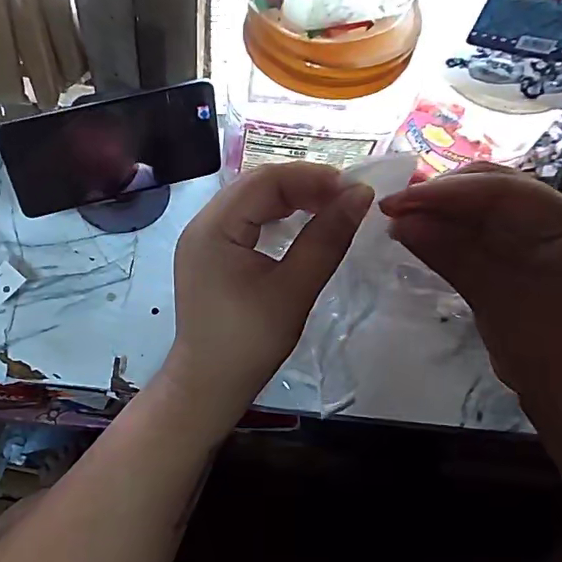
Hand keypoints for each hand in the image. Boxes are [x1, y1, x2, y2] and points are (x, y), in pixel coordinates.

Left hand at [161, 162, 371, 412]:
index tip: (354, 189)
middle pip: (255, 185)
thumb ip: (326, 238)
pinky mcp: (209, 256)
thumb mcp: (294, 289)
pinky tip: (301, 225)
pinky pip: (244, 222)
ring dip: (290, 199)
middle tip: (347, 198)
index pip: (264, 180)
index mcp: (213, 228)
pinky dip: (274, 218)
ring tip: (331, 207)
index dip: (311, 178)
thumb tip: (360, 195)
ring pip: (250, 202)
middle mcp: (201, 225)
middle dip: (302, 185)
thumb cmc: (249, 341)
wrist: (208, 384)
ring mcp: (202, 240)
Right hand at [380, 163, 561, 401]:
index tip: (393, 204)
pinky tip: (420, 237)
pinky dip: (450, 234)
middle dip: (440, 196)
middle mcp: (559, 219)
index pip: (499, 190)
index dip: (443, 192)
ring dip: (440, 213)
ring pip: (483, 209)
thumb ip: (452, 255)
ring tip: (397, 222)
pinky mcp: (523, 258)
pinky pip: (482, 234)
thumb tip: (400, 222)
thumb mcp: (498, 300)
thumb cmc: (552, 350)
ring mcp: (542, 238)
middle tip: (390, 210)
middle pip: (492, 189)